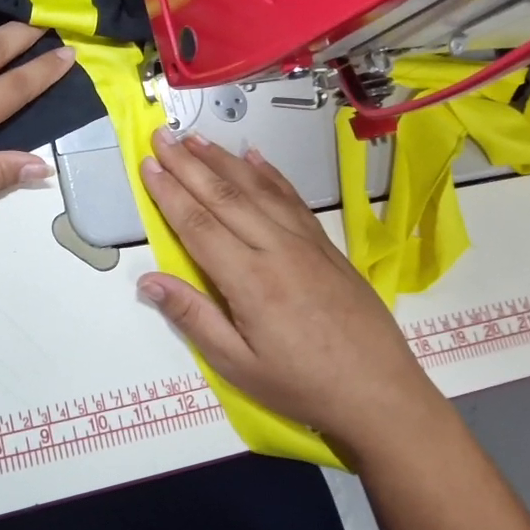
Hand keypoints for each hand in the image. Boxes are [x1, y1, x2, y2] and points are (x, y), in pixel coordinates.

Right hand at [135, 129, 442, 456]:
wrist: (381, 394)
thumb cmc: (301, 386)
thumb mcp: (237, 365)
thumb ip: (193, 318)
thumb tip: (148, 281)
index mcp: (250, 281)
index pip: (198, 225)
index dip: (169, 193)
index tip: (148, 165)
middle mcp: (277, 250)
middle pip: (224, 197)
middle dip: (189, 164)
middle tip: (162, 136)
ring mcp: (306, 244)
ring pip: (258, 190)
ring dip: (223, 161)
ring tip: (196, 138)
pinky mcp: (327, 246)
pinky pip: (293, 200)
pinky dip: (270, 174)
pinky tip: (254, 157)